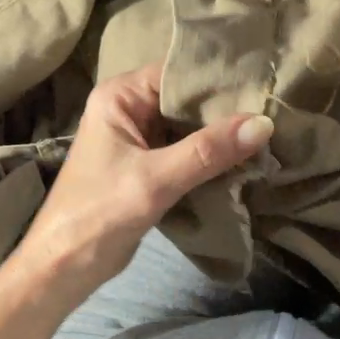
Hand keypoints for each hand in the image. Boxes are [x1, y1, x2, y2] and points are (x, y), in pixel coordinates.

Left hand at [13, 64, 272, 289]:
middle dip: (226, 112)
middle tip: (275, 114)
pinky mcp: (147, 168)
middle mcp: (128, 110)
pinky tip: (246, 161)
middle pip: (186, 100)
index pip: (177, 73)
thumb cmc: (100, 213)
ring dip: (222, 138)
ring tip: (270, 136)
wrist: (65, 265)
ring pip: (189, 129)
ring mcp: (138, 140)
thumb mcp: (157, 179)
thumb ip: (208, 151)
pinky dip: (211, 159)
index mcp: (119, 96)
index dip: (219, 80)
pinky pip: (187, 153)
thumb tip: (264, 123)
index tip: (263, 87)